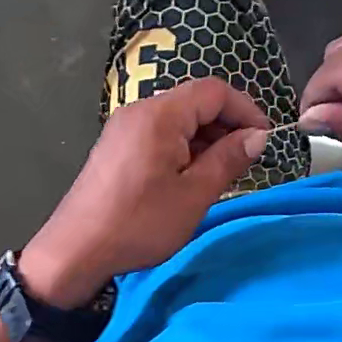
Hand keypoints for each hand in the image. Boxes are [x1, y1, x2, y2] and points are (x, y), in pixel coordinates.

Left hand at [23, 77, 269, 306]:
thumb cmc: (139, 223)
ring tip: (220, 175)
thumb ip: (227, 160)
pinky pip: (157, 136)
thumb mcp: (193, 195)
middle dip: (225, 126)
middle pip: (193, 103)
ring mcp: (122, 129)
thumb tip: (257, 137)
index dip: (245, 110)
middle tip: (245, 161)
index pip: (213, 91)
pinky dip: (181, 150)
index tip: (264, 139)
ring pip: (176, 121)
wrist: (76, 250)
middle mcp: (138, 111)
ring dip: (204, 141)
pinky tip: (189, 179)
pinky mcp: (114, 149)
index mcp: (159, 115)